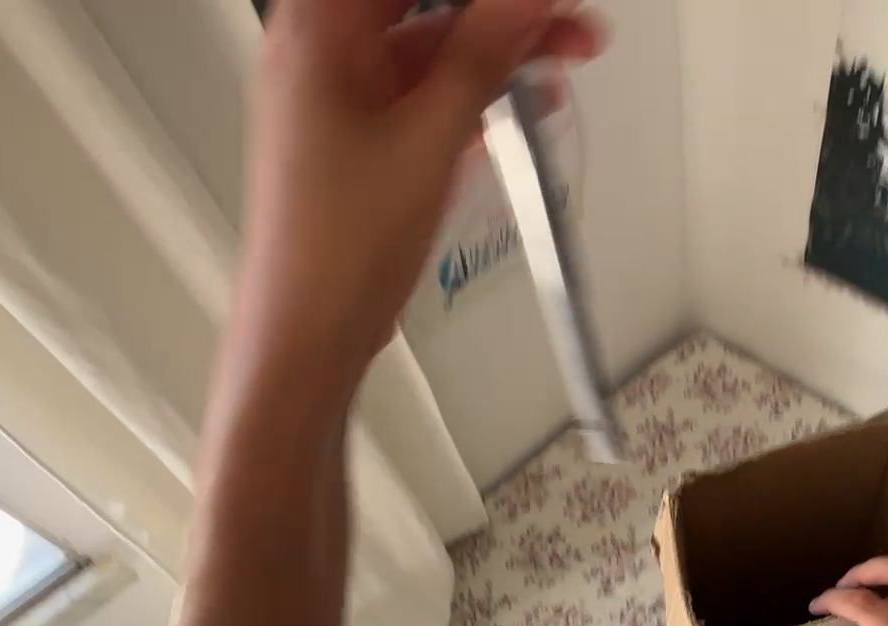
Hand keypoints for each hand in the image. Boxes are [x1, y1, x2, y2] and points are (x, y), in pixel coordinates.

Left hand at [223, 0, 603, 414]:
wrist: (312, 331)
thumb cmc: (345, 240)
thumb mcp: (428, 138)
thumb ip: (481, 55)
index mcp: (319, 26)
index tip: (545, 3)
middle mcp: (327, 52)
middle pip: (425, 9)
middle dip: (502, 16)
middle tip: (575, 29)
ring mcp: (347, 101)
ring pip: (433, 54)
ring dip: (497, 57)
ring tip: (566, 66)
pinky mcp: (369, 146)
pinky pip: (427, 103)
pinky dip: (474, 101)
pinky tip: (524, 106)